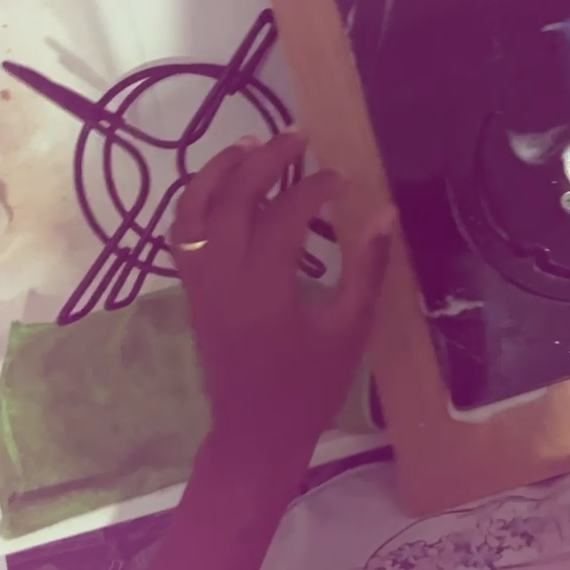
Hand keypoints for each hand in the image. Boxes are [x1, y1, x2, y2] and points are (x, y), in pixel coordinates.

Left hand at [169, 132, 393, 461]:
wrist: (256, 432)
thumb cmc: (310, 386)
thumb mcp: (350, 330)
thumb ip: (369, 269)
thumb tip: (386, 213)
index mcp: (264, 289)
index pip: (284, 217)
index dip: (315, 188)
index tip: (343, 178)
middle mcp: (222, 277)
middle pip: (234, 199)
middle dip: (266, 161)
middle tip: (299, 138)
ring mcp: (200, 282)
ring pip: (194, 209)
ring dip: (220, 170)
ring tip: (251, 144)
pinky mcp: (192, 290)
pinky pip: (184, 233)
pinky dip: (200, 200)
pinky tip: (225, 187)